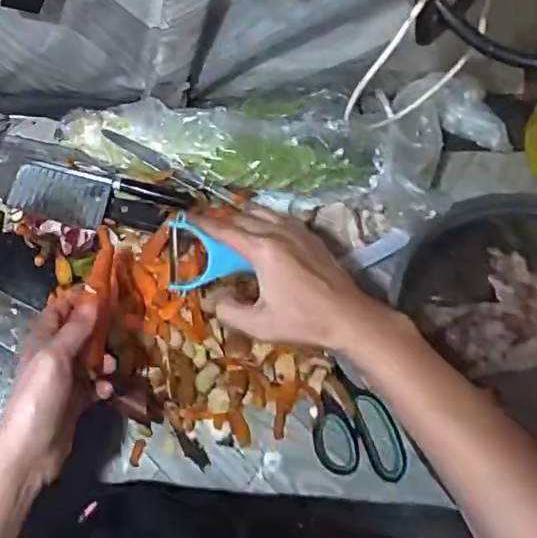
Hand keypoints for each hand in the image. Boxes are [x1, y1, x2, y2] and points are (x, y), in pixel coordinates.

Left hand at [0, 293, 112, 487]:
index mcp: (43, 338)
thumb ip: (76, 328)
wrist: (29, 452)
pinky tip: (106, 391)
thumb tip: (93, 296)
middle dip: (99, 328)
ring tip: (112, 366)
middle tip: (123, 325)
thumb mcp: (56, 356)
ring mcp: (64, 379)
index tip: (105, 291)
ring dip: (103, 359)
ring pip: (89, 359)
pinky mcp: (75, 402)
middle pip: (79, 332)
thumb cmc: (39, 395)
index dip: (80, 298)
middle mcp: (54, 354)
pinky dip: (101, 385)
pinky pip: (93, 386)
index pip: (61, 307)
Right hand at [193, 205, 394, 351]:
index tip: (185, 218)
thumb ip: (230, 312)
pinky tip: (262, 231)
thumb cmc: (305, 321)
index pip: (223, 230)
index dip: (201, 224)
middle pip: (239, 218)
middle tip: (205, 229)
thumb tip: (215, 300)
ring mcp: (294, 230)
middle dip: (218, 221)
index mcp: (261, 250)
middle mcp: (275, 232)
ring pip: (259, 212)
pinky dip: (262, 218)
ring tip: (231, 229)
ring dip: (240, 217)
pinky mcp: (308, 234)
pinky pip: (277, 216)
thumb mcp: (261, 325)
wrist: (351, 318)